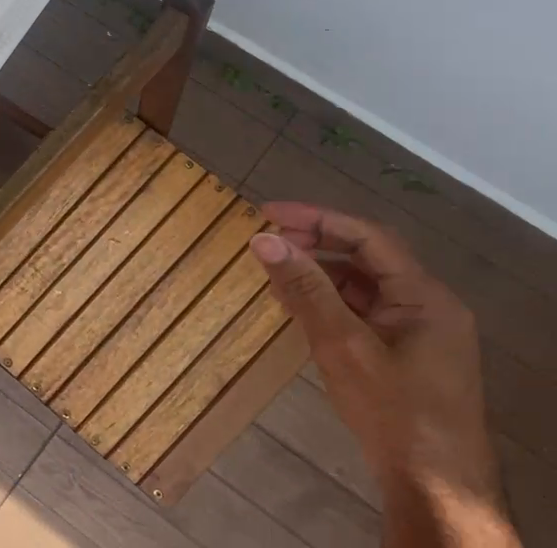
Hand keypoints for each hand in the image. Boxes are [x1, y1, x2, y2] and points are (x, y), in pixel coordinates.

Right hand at [249, 202, 517, 546]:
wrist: (432, 481)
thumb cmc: (393, 408)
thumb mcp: (341, 343)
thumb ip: (304, 288)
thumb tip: (264, 238)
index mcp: (426, 298)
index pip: (368, 237)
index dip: (315, 218)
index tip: (264, 214)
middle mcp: (427, 306)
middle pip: (366, 256)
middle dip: (313, 242)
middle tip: (263, 240)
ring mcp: (417, 330)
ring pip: (360, 282)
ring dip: (315, 270)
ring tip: (270, 271)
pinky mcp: (403, 351)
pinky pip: (359, 307)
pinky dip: (324, 297)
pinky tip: (292, 304)